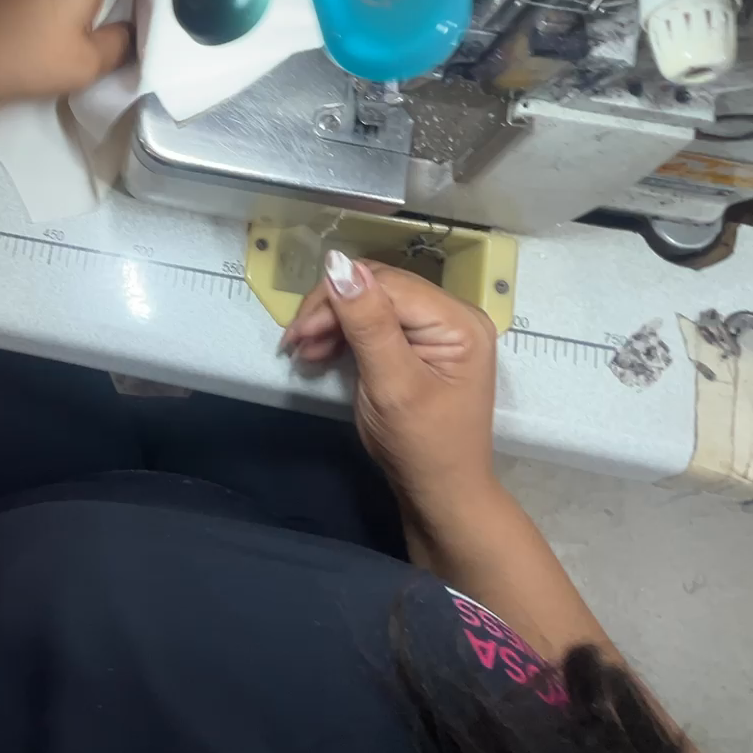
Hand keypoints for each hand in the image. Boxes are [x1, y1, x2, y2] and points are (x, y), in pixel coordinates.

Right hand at [281, 253, 499, 507]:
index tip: (298, 334)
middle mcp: (449, 313)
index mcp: (457, 320)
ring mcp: (433, 326)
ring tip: (303, 352)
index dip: (335, 300)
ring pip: (367, 300)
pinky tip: (318, 352)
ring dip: (329, 322)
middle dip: (329, 310)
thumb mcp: (391, 383)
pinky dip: (339, 333)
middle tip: (295, 343)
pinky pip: (370, 319)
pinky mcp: (414, 340)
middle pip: (374, 287)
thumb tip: (338, 262)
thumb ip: (367, 322)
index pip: (383, 284)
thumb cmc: (420, 443)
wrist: (437, 490)